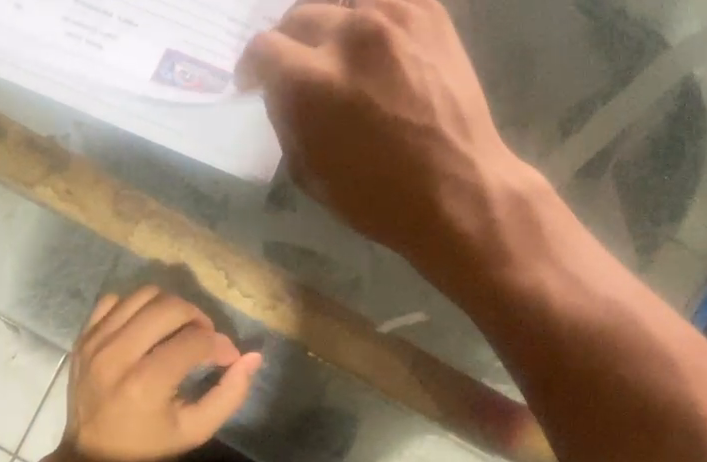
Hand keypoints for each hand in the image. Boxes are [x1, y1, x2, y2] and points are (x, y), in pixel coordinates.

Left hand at [61, 286, 260, 461]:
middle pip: (170, 307)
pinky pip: (113, 302)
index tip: (227, 359)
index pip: (195, 340)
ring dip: (169, 308)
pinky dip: (136, 309)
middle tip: (205, 341)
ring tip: (178, 332)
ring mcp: (95, 343)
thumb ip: (229, 395)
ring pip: (143, 296)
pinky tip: (146, 330)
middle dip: (198, 319)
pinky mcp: (83, 340)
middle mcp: (116, 355)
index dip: (220, 346)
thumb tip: (252, 357)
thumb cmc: (147, 451)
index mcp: (145, 383)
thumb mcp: (195, 432)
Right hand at [237, 0, 531, 279]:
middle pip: (298, 16)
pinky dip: (369, 16)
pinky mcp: (429, 10)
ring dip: (328, 25)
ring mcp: (393, 15)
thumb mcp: (308, 170)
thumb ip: (287, 120)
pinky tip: (372, 43)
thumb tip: (280, 91)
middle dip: (288, 44)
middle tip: (295, 69)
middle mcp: (348, 35)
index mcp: (310, 83)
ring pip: (340, 1)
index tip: (254, 81)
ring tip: (335, 52)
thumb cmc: (375, 197)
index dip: (252, 67)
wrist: (454, 188)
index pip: (262, 49)